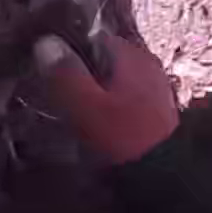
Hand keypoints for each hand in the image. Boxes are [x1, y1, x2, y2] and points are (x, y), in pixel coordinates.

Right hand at [34, 32, 179, 163]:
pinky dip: (109, 100)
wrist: (166, 176)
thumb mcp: (84, 106)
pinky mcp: (157, 107)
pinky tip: (99, 119)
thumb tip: (45, 42)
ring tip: (74, 107)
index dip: (65, 48)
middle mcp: (146, 62)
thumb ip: (65, 73)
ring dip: (95, 87)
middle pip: (102, 56)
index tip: (45, 67)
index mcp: (129, 55)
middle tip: (56, 90)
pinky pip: (124, 93)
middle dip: (80, 69)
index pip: (90, 36)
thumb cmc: (121, 137)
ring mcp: (155, 84)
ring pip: (113, 76)